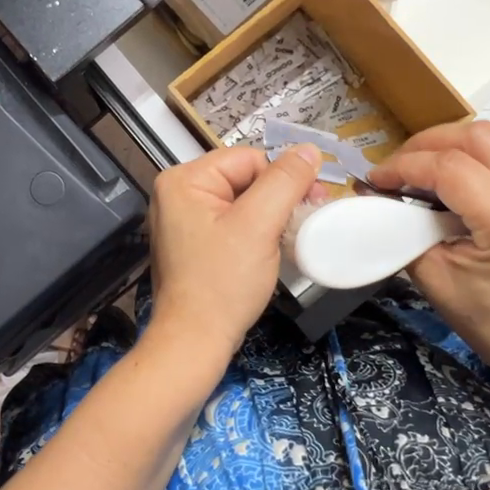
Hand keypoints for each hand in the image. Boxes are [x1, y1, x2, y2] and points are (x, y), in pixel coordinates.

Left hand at [146, 145, 322, 351]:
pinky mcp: (192, 244)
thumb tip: (309, 149)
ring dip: (269, 218)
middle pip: (244, 179)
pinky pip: (231, 225)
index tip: (312, 201)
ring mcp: (181, 221)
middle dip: (277, 199)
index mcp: (183, 180)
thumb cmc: (223, 282)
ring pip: (241, 203)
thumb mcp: (259, 225)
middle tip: (305, 222)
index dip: (283, 178)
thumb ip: (285, 182)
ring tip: (288, 239)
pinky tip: (270, 250)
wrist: (195, 340)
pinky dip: (255, 234)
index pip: (248, 158)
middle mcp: (176, 194)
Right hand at [367, 114, 489, 384]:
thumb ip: (406, 232)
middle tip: (400, 170)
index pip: (450, 168)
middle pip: (477, 137)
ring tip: (440, 163)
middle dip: (427, 145)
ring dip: (464, 137)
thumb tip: (380, 197)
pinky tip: (477, 167)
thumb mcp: (436, 282)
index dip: (404, 166)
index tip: (376, 181)